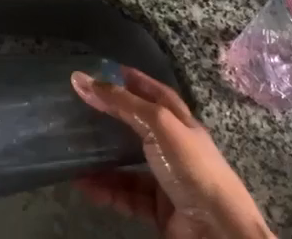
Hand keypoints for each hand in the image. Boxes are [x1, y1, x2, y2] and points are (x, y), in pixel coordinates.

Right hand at [72, 66, 273, 238]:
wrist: (218, 232)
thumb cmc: (192, 168)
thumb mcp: (159, 126)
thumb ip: (121, 103)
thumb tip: (80, 78)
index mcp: (183, 126)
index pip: (158, 95)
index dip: (136, 81)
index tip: (106, 70)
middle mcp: (175, 151)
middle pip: (139, 128)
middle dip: (111, 118)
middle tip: (79, 107)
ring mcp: (166, 181)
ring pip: (128, 165)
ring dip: (101, 160)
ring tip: (73, 150)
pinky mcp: (158, 210)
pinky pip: (125, 195)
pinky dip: (105, 189)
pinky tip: (83, 183)